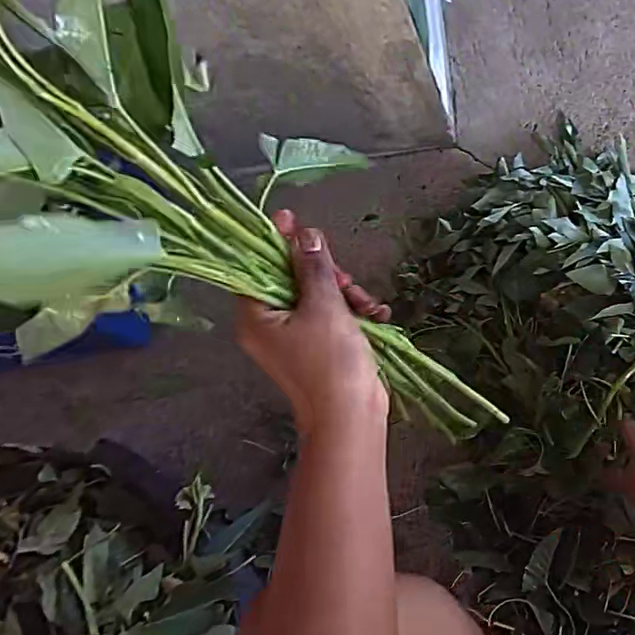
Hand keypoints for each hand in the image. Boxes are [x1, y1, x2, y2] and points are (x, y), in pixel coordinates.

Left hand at [236, 210, 389, 435]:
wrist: (351, 416)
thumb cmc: (331, 362)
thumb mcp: (324, 307)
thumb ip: (314, 268)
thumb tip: (305, 234)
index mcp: (257, 315)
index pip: (259, 266)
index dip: (277, 242)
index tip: (293, 218)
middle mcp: (270, 325)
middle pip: (294, 280)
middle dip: (327, 276)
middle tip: (347, 280)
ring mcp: (297, 339)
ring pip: (320, 298)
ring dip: (348, 295)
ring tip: (369, 307)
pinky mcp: (321, 349)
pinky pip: (333, 318)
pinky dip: (354, 314)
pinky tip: (377, 317)